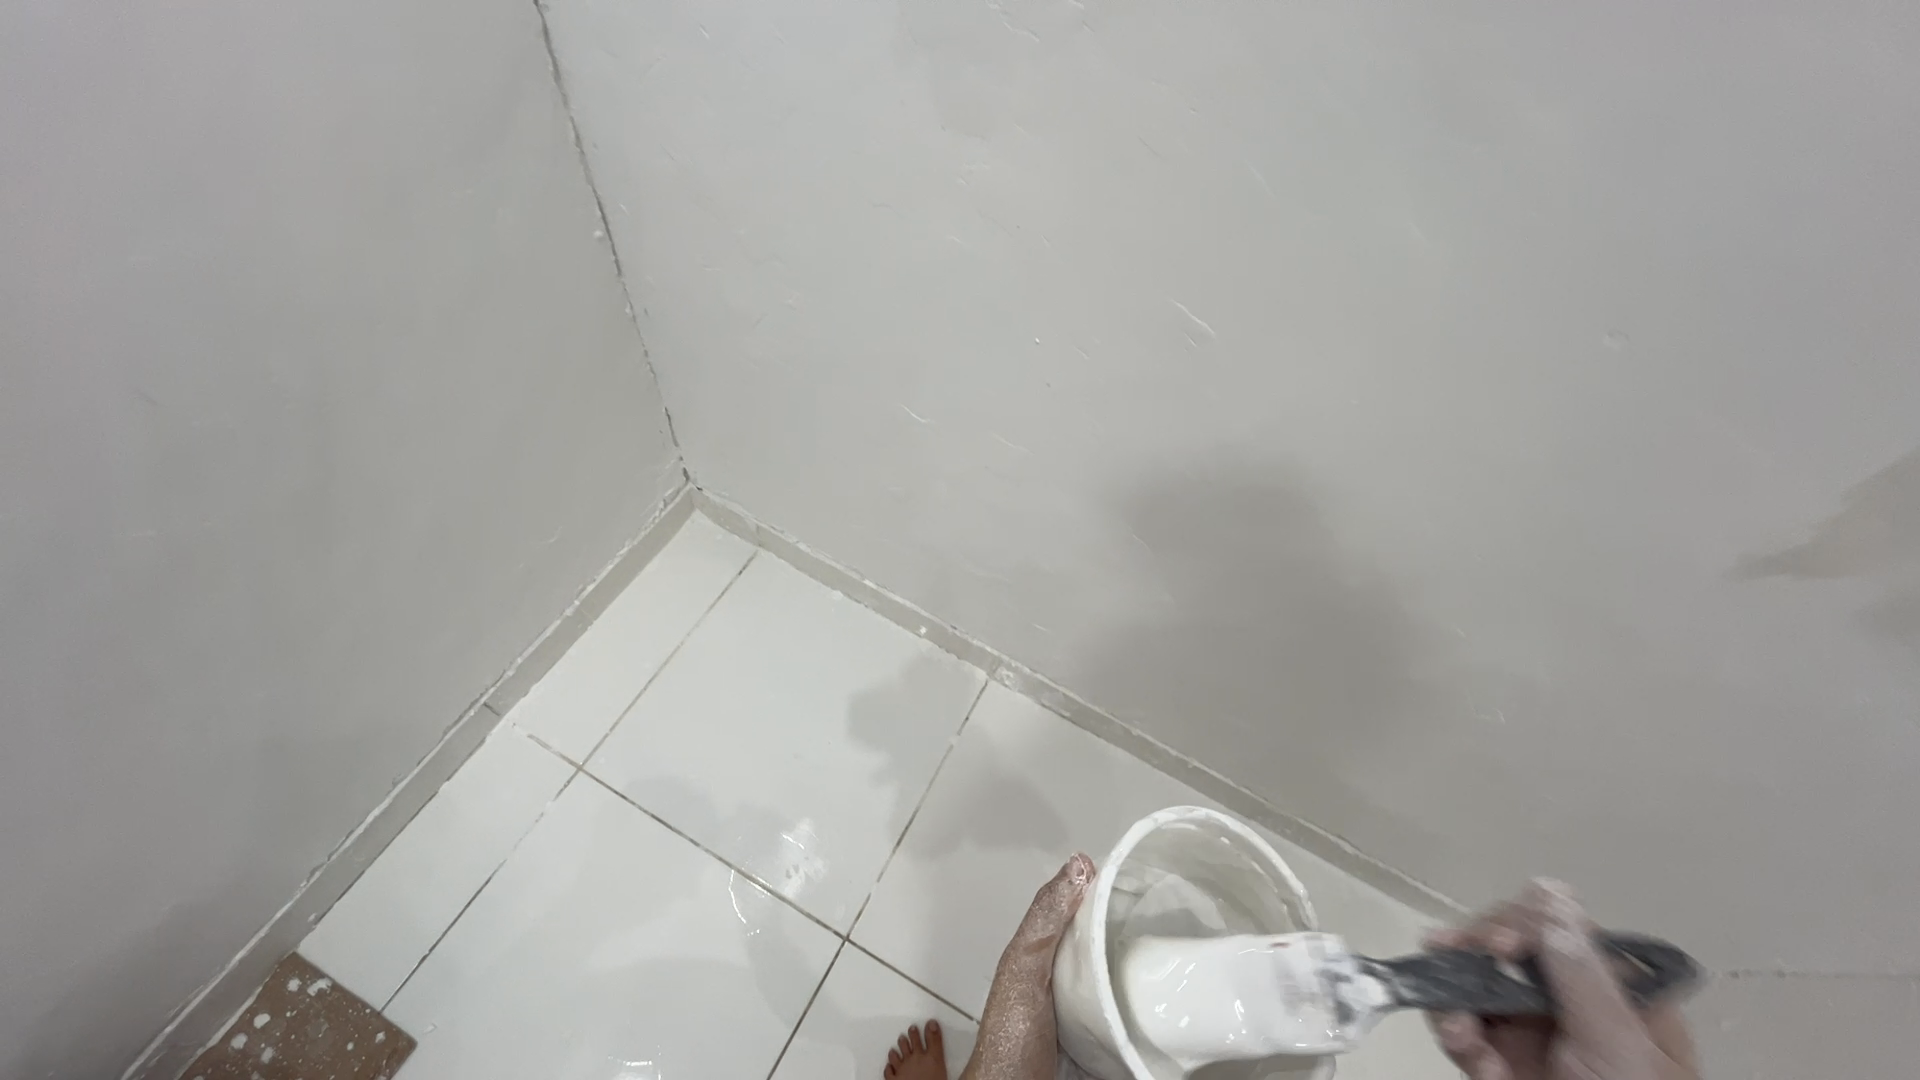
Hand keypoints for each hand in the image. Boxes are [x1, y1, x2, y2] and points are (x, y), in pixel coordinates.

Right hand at [1423, 880, 1696, 1079]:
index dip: (1522, 923)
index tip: (1496, 945)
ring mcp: (1531, 1030)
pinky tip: (1461, 1050)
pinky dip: (1453, 1031)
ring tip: (1457, 1033)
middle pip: (1508, 944)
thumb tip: (1550, 889)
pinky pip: (1461, 1021)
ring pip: (1473, 978)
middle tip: (1447, 958)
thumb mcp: (1616, 1050)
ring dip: (1454, 996)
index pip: (1561, 926)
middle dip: (1474, 955)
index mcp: (1618, 995)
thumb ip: (1581, 973)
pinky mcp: (1498, 1057)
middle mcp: (1571, 1002)